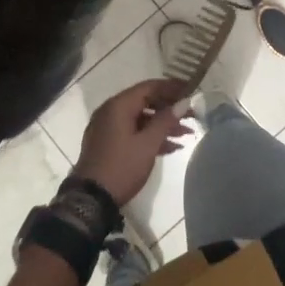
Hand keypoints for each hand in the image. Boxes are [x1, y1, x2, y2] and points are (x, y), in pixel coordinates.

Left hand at [71, 79, 192, 205]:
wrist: (92, 198)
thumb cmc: (122, 167)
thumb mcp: (147, 144)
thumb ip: (165, 121)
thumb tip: (183, 102)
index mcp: (118, 106)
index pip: (149, 87)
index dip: (171, 88)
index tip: (191, 90)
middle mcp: (111, 111)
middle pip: (145, 101)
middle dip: (169, 108)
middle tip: (192, 114)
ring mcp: (108, 127)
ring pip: (140, 118)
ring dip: (162, 125)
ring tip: (187, 133)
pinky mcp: (108, 143)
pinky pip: (133, 132)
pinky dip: (150, 136)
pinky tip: (171, 147)